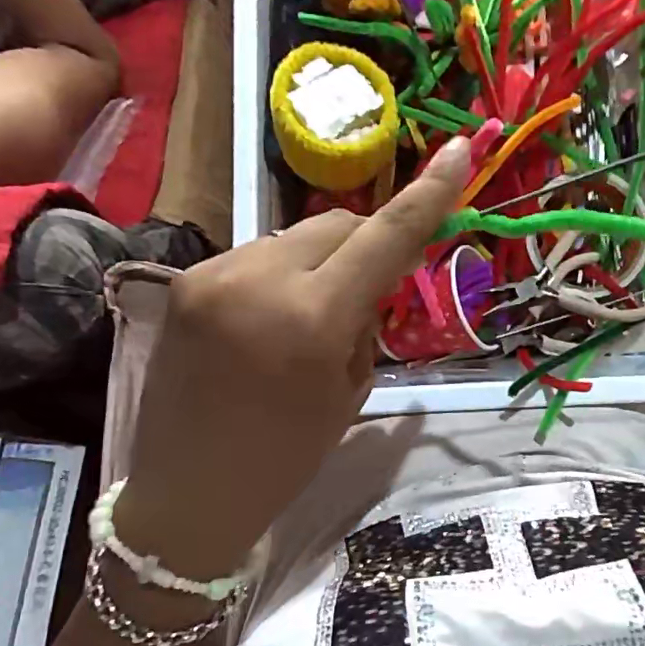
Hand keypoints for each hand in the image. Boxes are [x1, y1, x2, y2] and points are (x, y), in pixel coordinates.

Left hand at [114, 139, 472, 568]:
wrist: (190, 493)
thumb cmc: (287, 458)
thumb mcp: (349, 391)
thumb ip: (366, 321)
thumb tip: (370, 279)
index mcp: (311, 319)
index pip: (384, 237)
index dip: (428, 194)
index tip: (459, 152)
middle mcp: (259, 279)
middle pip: (337, 224)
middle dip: (367, 243)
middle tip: (374, 288)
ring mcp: (213, 273)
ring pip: (295, 238)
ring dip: (320, 262)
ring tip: (310, 316)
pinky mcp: (185, 280)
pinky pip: (257, 256)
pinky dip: (281, 276)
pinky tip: (268, 320)